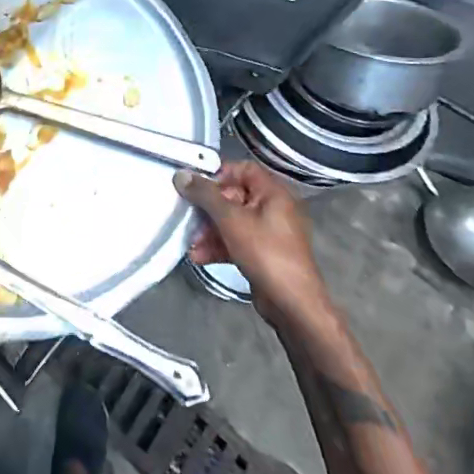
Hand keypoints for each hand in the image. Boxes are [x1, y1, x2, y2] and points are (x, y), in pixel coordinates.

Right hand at [175, 163, 325, 310]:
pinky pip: (236, 241)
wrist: (292, 304)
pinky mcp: (262, 254)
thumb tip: (181, 175)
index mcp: (273, 193)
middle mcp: (273, 209)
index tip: (197, 186)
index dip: (219, 174)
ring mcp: (268, 233)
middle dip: (208, 209)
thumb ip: (205, 195)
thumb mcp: (231, 219)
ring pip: (232, 221)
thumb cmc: (265, 252)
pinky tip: (199, 256)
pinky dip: (218, 246)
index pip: (243, 169)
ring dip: (209, 230)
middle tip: (189, 217)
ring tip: (191, 243)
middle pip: (233, 196)